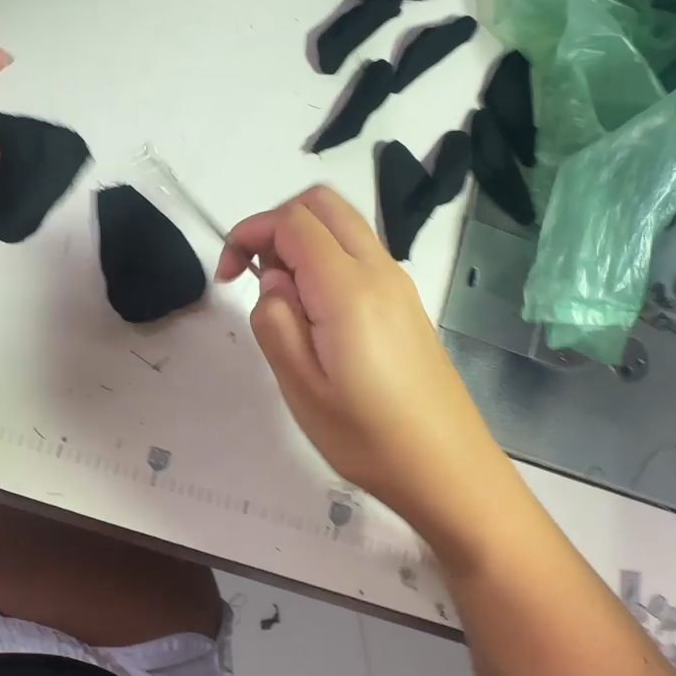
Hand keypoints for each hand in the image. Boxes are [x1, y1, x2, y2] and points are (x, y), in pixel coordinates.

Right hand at [217, 187, 500, 508]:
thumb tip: (272, 280)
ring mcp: (397, 285)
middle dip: (274, 223)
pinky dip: (323, 258)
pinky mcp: (404, 303)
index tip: (227, 275)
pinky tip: (311, 312)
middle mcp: (379, 272)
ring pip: (342, 224)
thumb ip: (275, 321)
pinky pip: (357, 253)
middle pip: (322, 204)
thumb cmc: (366, 436)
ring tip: (278, 297)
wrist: (448, 471)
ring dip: (300, 239)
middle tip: (250, 273)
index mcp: (349, 290)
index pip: (293, 221)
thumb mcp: (299, 387)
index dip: (250, 232)